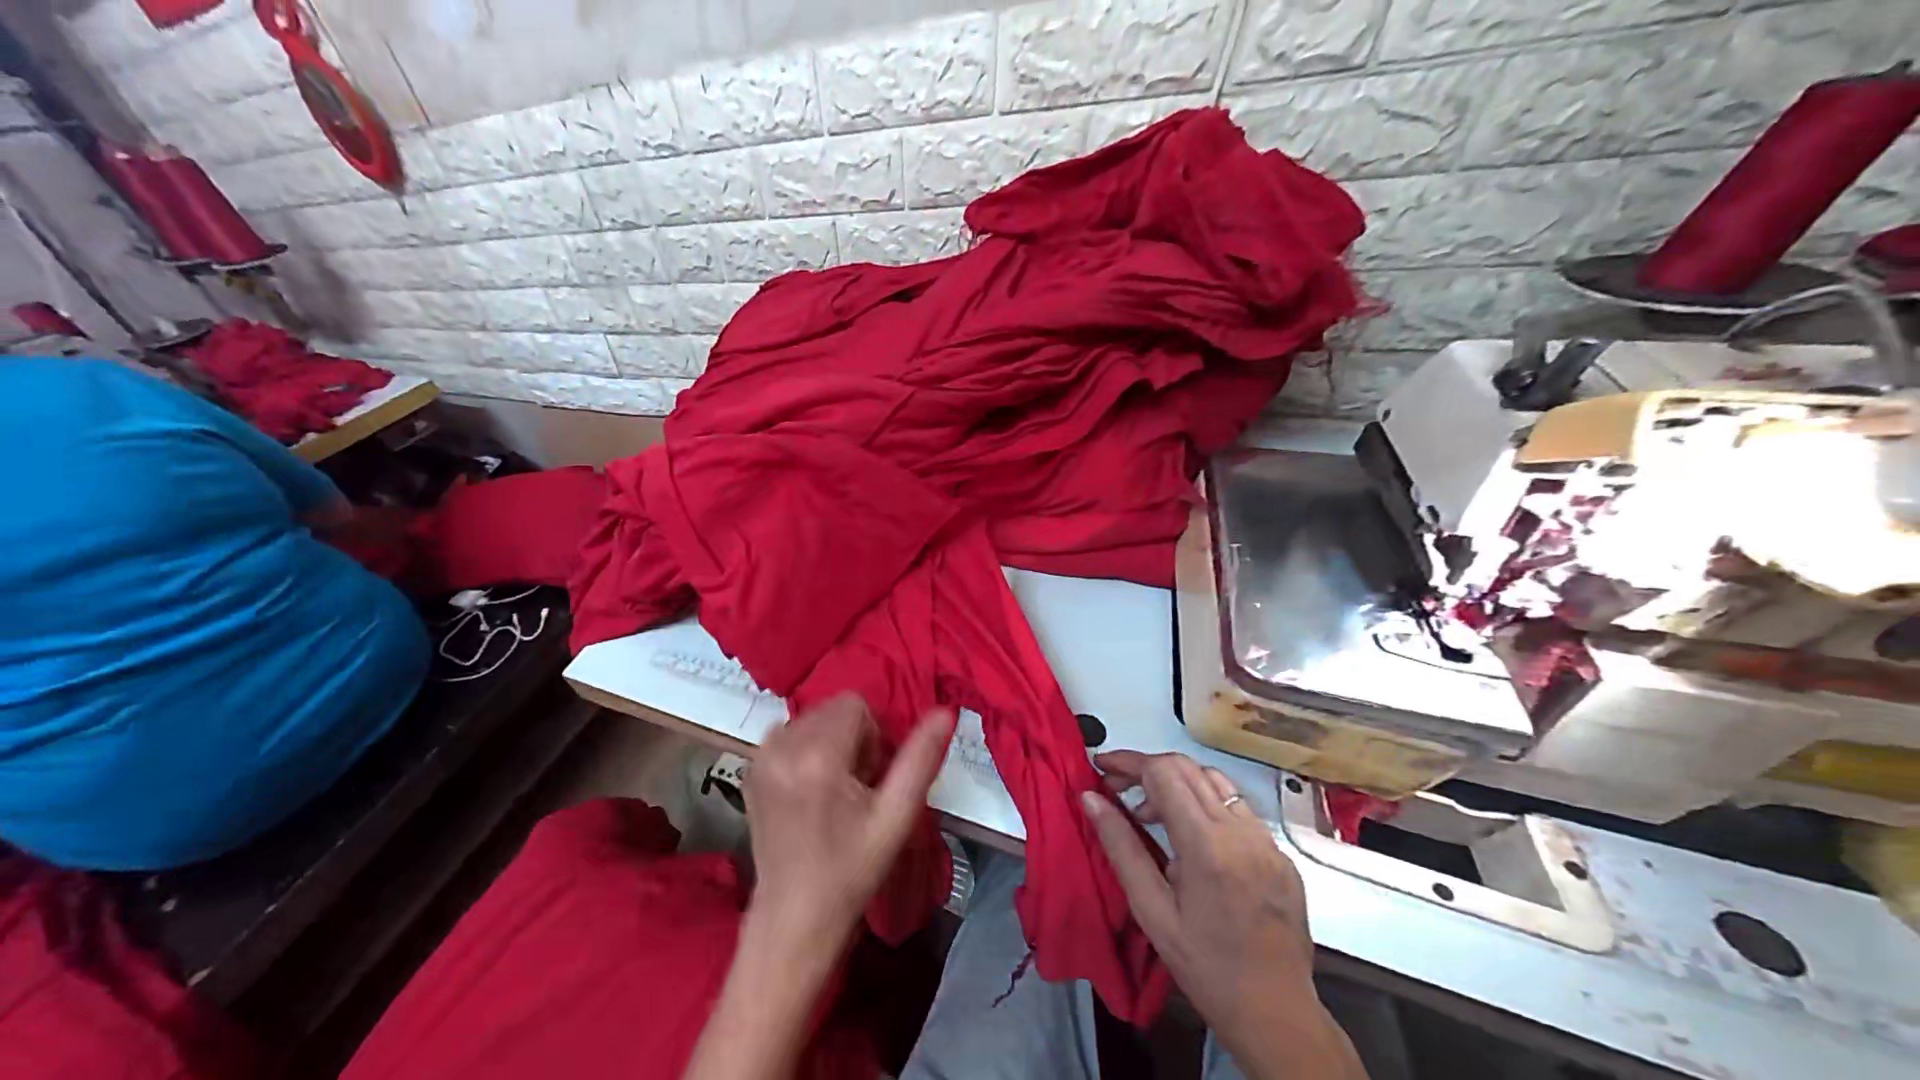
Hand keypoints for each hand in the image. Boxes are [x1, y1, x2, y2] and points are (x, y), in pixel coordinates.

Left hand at [687, 697, 951, 1079]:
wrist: (795, 917)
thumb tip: (944, 712)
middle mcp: (781, 747)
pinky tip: (810, 791)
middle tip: (856, 789)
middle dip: (853, 738)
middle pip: (832, 709)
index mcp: (816, 756)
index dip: (874, 738)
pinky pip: (788, 734)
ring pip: (811, 719)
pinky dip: (805, 750)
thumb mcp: (896, 817)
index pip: (855, 705)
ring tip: (834, 792)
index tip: (872, 779)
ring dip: (830, 743)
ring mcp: (760, 758)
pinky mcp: (750, 770)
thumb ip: (921, 759)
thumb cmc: (851, 870)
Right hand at [1083, 752, 1364, 1079]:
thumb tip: (1090, 798)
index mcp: (1206, 844)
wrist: (1275, 1011)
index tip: (1101, 767)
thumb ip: (1120, 846)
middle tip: (1117, 789)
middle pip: (1188, 767)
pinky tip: (1192, 840)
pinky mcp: (1281, 853)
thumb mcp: (1151, 909)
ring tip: (1152, 816)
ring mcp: (1267, 840)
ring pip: (1215, 782)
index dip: (1127, 762)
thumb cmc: (1204, 965)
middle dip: (1147, 769)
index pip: (1163, 772)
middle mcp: (1241, 830)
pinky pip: (1238, 809)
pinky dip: (1206, 806)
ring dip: (1177, 784)